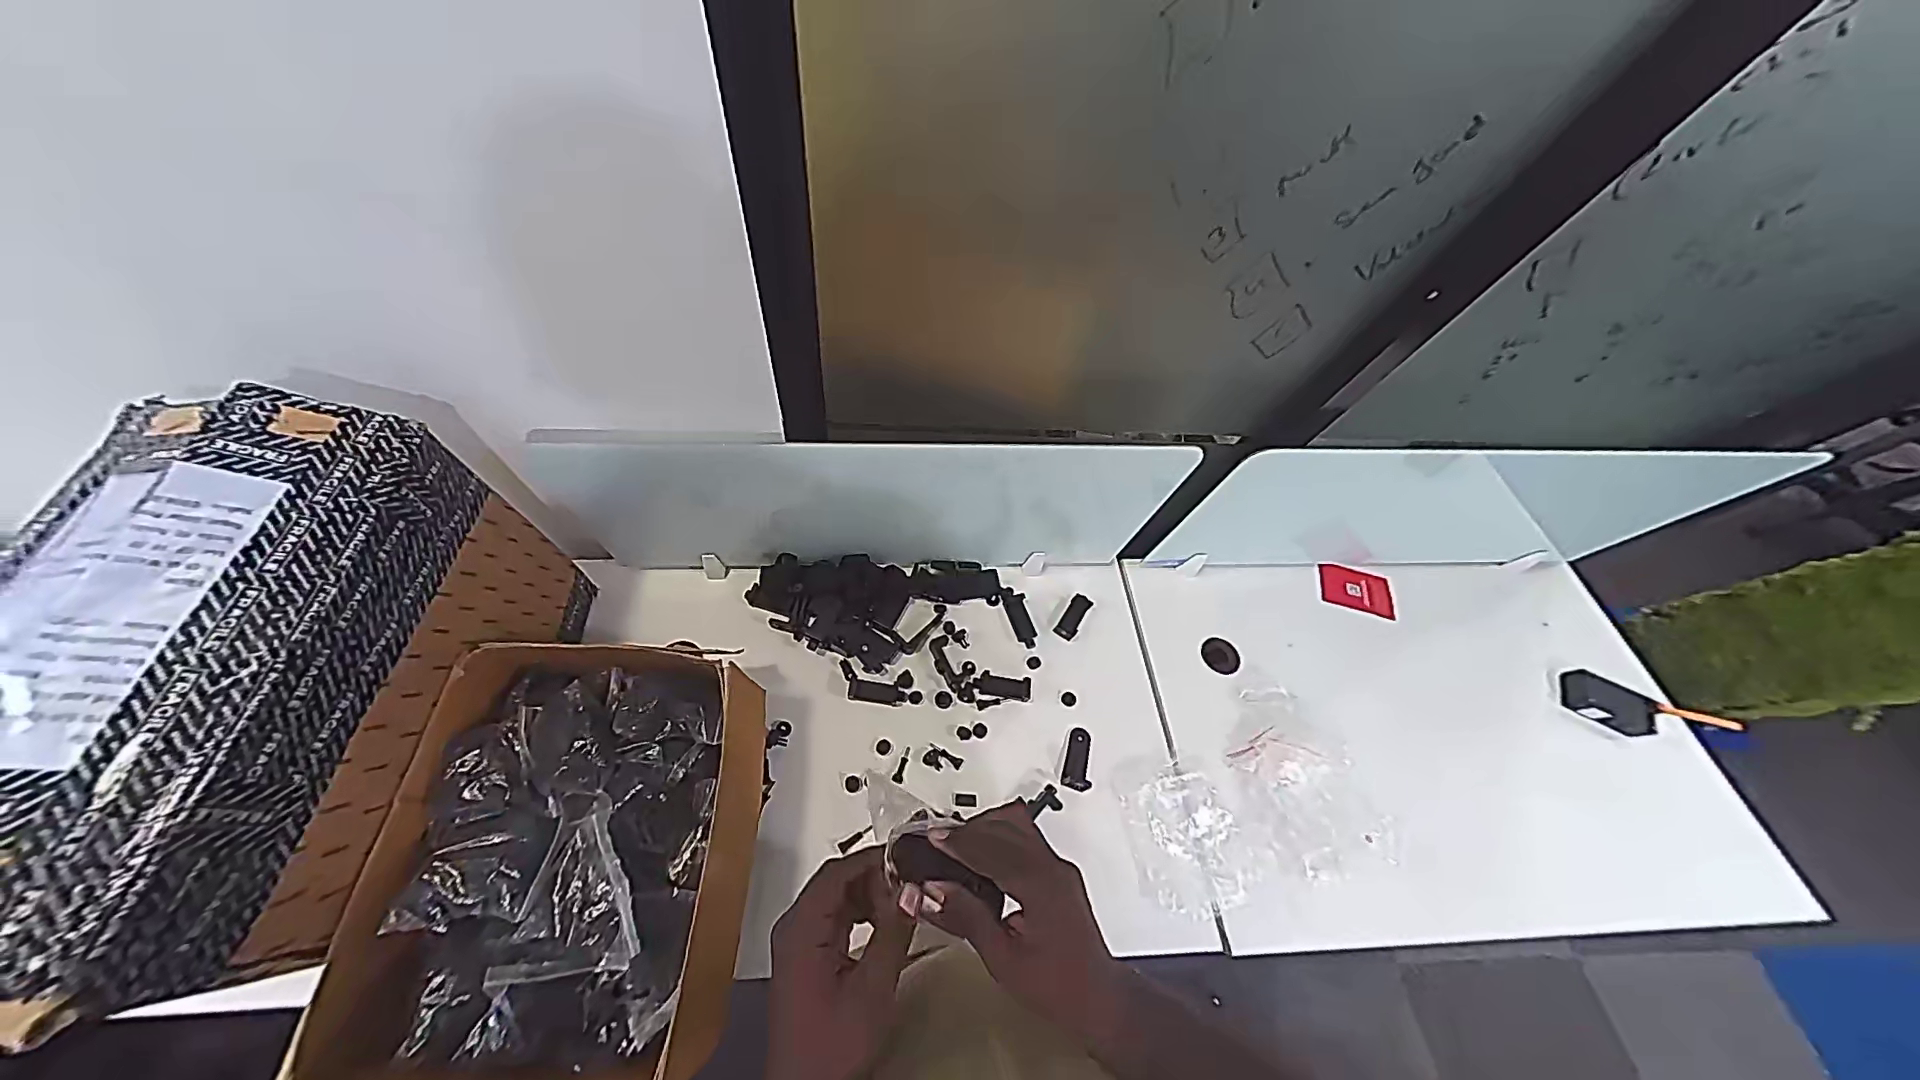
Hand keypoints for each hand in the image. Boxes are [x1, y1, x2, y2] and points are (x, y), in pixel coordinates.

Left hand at [768, 848, 915, 1079]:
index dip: (872, 859)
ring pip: (839, 897)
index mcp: (801, 928)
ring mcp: (799, 941)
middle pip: (837, 881)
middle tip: (908, 887)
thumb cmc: (829, 1049)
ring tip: (901, 907)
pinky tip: (886, 925)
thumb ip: (893, 932)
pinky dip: (862, 914)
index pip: (837, 871)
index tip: (904, 858)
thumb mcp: (873, 987)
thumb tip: (911, 891)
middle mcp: (794, 927)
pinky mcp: (807, 954)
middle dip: (875, 879)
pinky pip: (837, 917)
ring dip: (870, 896)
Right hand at [917, 802, 1130, 1044]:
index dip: (957, 842)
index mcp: (1041, 884)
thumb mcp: (1002, 958)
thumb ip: (967, 917)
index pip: (991, 848)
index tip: (932, 839)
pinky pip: (1025, 837)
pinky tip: (982, 854)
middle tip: (938, 841)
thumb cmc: (1059, 987)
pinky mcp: (1058, 872)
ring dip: (984, 829)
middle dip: (967, 831)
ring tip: (955, 845)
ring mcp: (1058, 867)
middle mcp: (1053, 868)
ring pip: (1017, 825)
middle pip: (1005, 827)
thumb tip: (934, 892)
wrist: (1097, 998)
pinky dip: (999, 837)